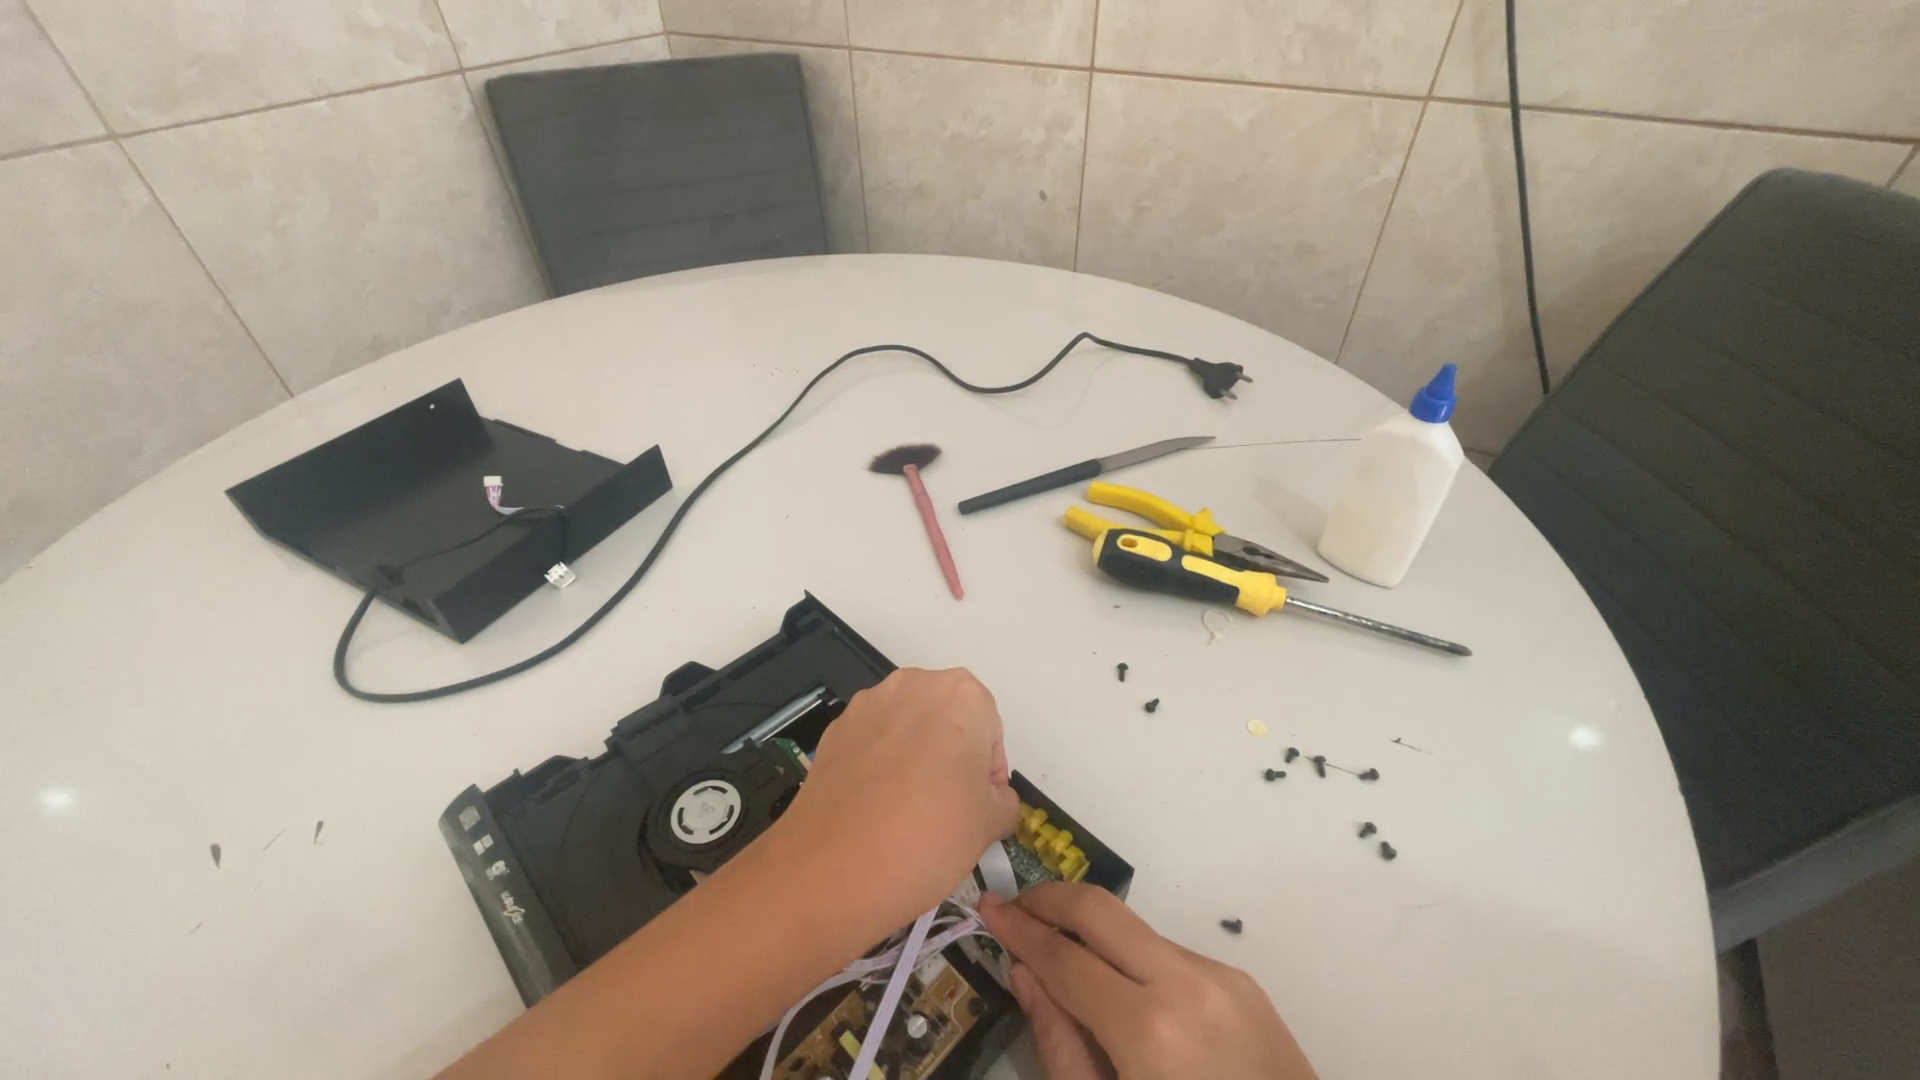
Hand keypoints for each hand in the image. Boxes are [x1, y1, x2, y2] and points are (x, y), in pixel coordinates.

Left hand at [780, 668, 1018, 926]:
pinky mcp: (833, 732)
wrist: (834, 869)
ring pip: (906, 729)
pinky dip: (879, 767)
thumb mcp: (991, 824)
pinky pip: (871, 744)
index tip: (978, 806)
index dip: (988, 769)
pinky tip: (875, 810)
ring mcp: (866, 706)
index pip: (989, 727)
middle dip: (951, 756)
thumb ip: (1003, 800)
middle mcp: (912, 686)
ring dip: (915, 758)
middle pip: (946, 718)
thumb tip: (991, 799)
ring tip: (908, 812)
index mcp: (960, 695)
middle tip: (948, 809)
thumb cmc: (929, 837)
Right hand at [980, 884, 1317, 1079]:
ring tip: (1061, 956)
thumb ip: (1060, 1043)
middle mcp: (1186, 983)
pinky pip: (1168, 954)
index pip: (1065, 959)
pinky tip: (1121, 995)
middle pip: (1101, 909)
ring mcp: (1220, 975)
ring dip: (1091, 932)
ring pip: (1134, 931)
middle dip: (1050, 898)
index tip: (988, 906)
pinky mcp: (1241, 979)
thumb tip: (1025, 973)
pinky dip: (1131, 960)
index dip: (1019, 930)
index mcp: (1149, 1032)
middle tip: (1015, 907)